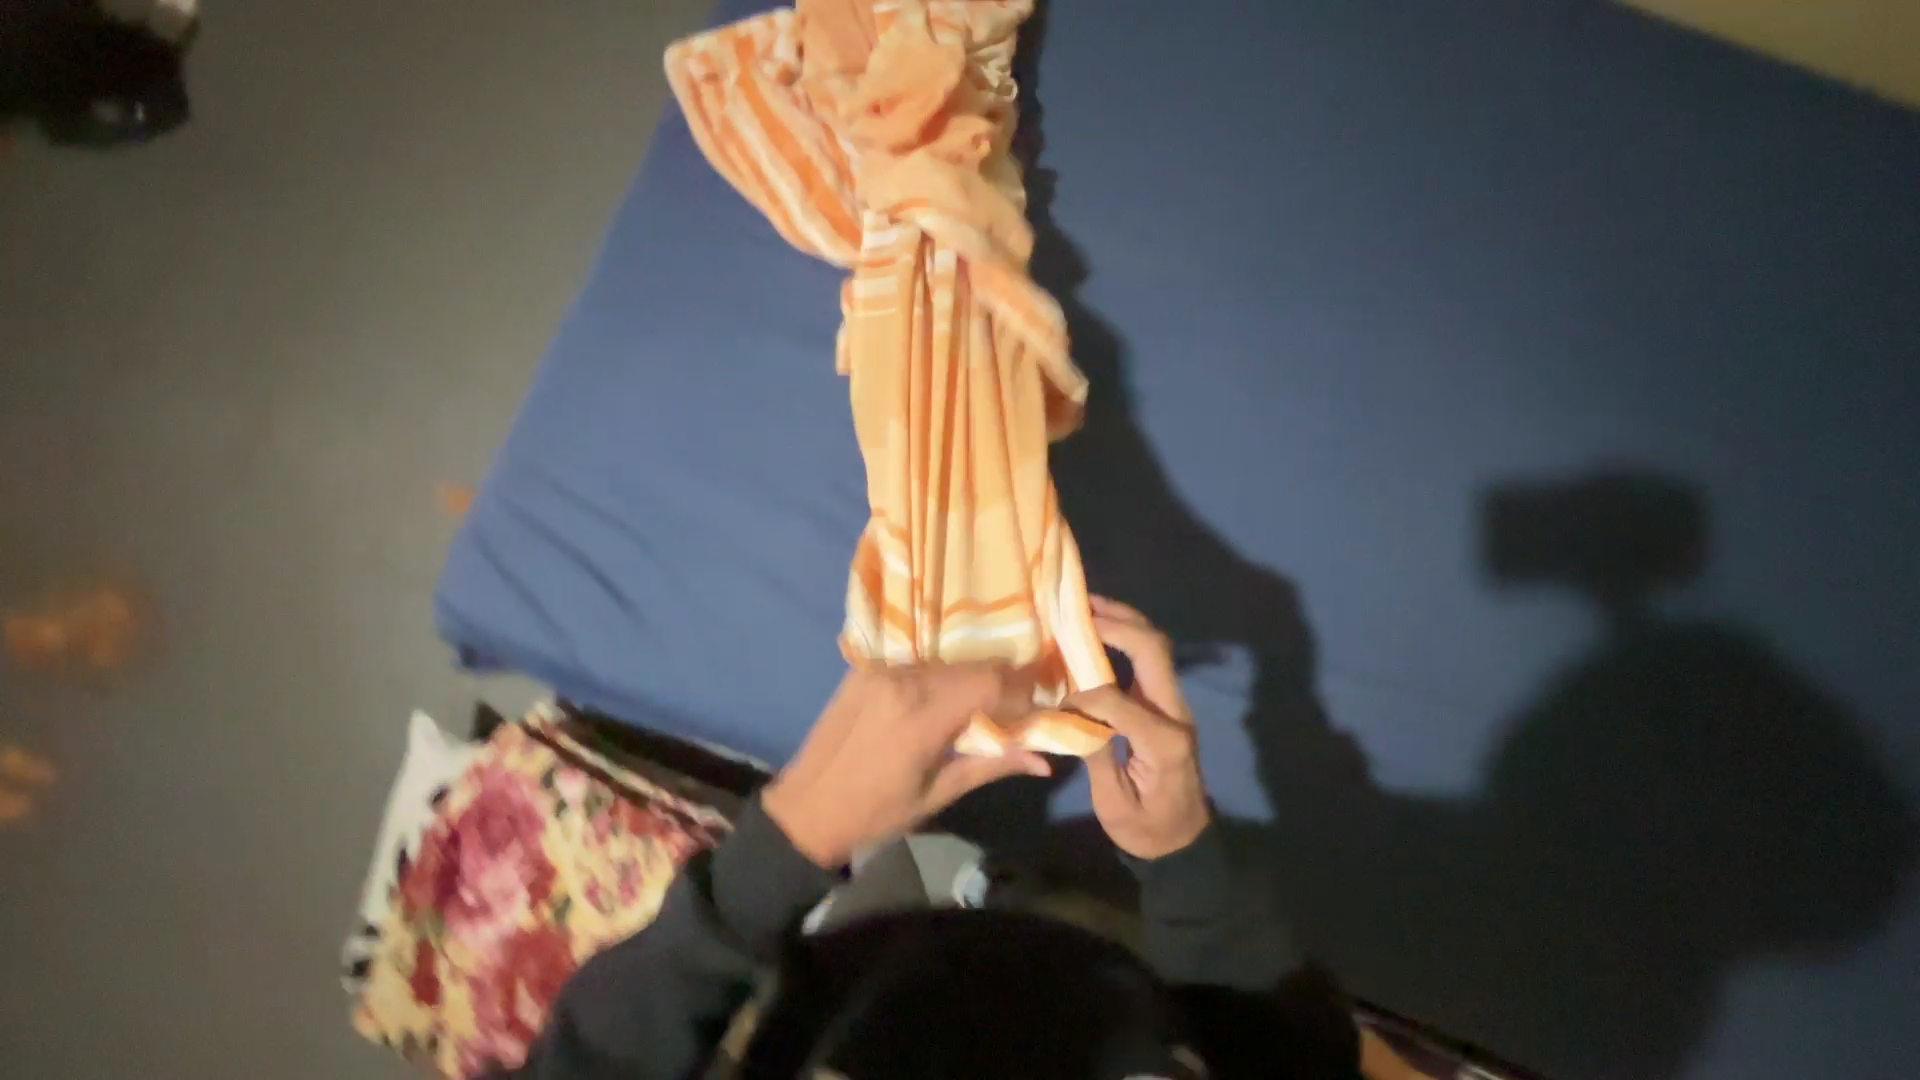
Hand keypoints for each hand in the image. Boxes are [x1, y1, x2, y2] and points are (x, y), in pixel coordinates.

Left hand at [762, 663, 1052, 868]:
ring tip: (979, 703)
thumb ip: (991, 766)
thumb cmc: (875, 813)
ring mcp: (880, 670)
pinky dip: (937, 676)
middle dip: (999, 682)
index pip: (988, 682)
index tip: (1036, 704)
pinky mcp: (864, 668)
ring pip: (944, 661)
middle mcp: (902, 681)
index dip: (1019, 690)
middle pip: (970, 666)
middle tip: (1015, 705)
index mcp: (921, 718)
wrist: (805, 807)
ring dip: (968, 678)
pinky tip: (941, 697)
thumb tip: (1045, 760)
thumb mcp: (937, 795)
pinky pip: (916, 663)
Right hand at [1065, 597, 1210, 859]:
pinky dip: (1125, 636)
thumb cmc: (1148, 830)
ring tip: (1087, 606)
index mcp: (1164, 741)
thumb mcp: (1115, 806)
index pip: (1118, 699)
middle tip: (1077, 608)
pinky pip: (1150, 658)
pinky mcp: (1165, 703)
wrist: (1186, 842)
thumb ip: (1094, 756)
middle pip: (1154, 650)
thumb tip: (1065, 715)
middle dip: (1117, 623)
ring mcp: (1174, 704)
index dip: (1082, 694)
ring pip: (1156, 646)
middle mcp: (1175, 712)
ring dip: (1124, 621)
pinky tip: (1097, 630)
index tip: (1053, 699)